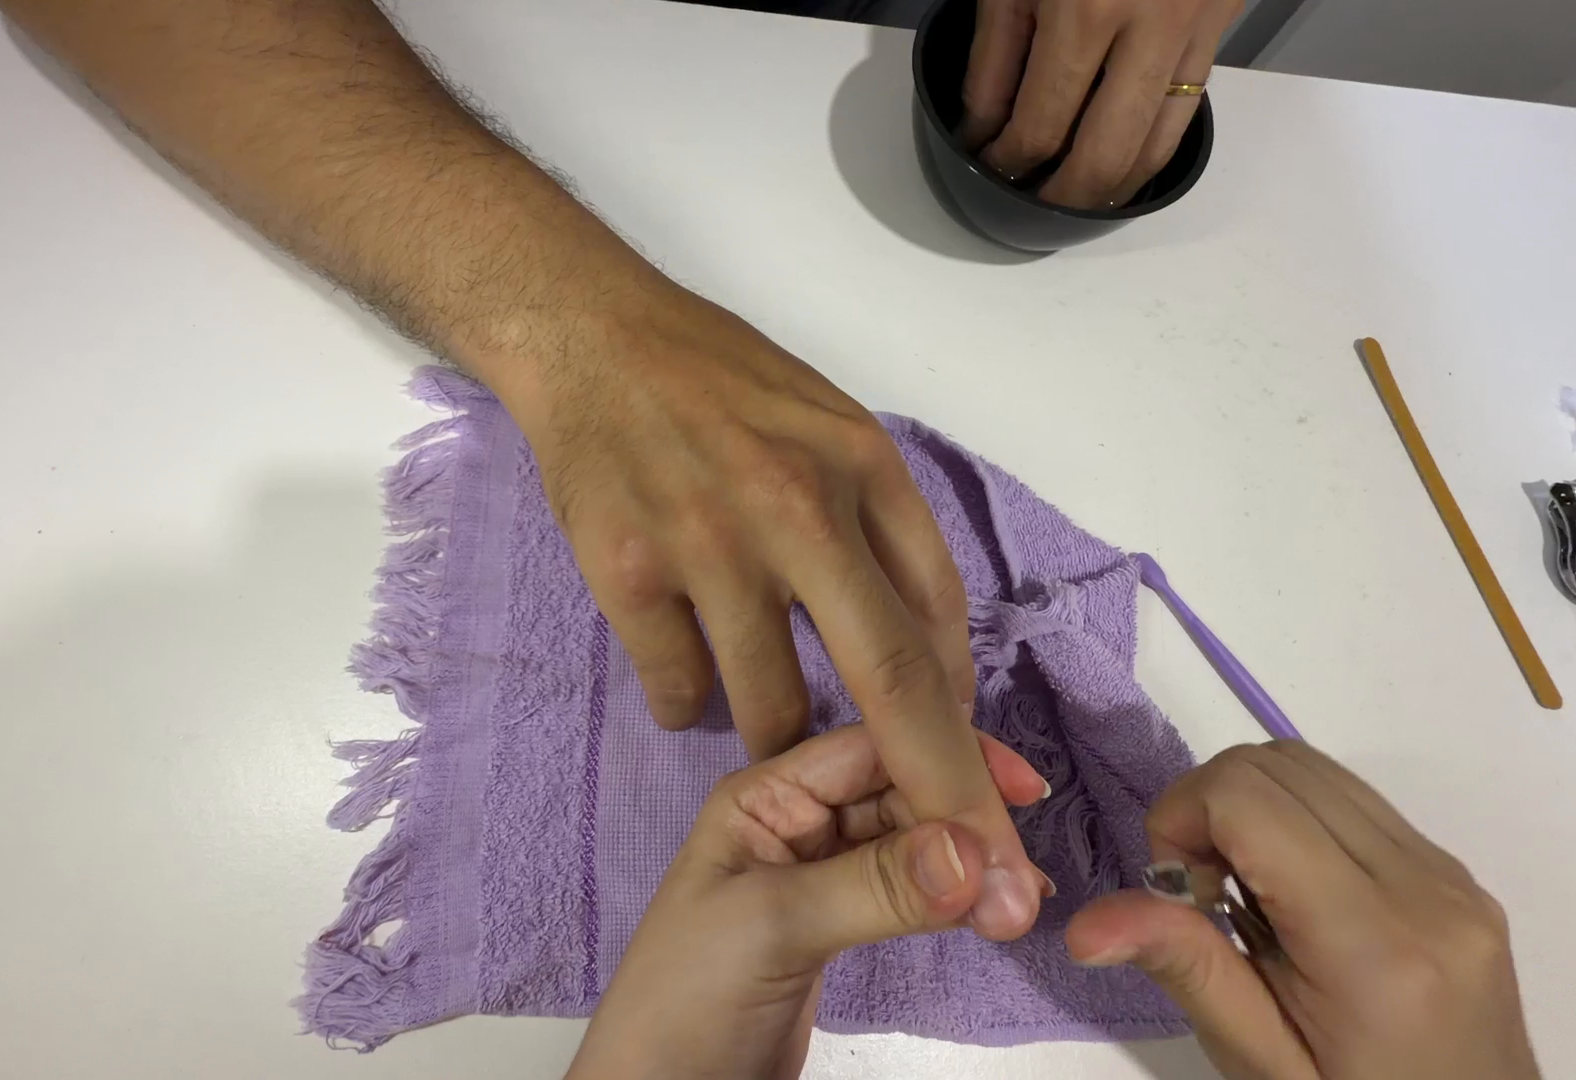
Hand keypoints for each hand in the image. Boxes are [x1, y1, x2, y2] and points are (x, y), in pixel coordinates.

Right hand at [495, 281, 1045, 939]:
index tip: (977, 784)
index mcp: (864, 467)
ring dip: (776, 738)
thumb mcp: (832, 427)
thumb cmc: (719, 381)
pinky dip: (688, 702)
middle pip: (888, 680)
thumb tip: (926, 656)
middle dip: (943, 794)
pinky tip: (686, 672)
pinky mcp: (627, 574)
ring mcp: (708, 545)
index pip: (941, 620)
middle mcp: (796, 510)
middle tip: (981, 878)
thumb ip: (886, 533)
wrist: (594, 340)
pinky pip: (675, 688)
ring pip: (766, 707)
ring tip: (764, 718)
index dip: (963, 718)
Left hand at [566, 723, 1052, 1079]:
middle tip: (1025, 877)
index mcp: (768, 794)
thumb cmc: (690, 996)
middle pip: (899, 792)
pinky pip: (910, 886)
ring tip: (1023, 899)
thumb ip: (874, 886)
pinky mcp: (844, 917)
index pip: (867, 750)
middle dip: (963, 821)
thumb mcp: (775, 926)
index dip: (941, 758)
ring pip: (911, 839)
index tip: (1020, 789)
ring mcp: (823, 868)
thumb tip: (976, 852)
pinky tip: (992, 905)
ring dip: (967, 861)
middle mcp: (798, 817)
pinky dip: (954, 893)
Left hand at [960, 0, 1242, 208]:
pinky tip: (1119, 163)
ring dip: (1108, 190)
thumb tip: (982, 136)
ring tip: (1072, 197)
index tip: (991, 164)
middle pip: (1103, 158)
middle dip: (1058, 196)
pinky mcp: (1225, 19)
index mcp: (1087, 9)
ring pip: (1154, 149)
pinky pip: (1186, 114)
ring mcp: (1198, 24)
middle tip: (1031, 199)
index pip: (1038, 130)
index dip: (1006, 163)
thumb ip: (993, 63)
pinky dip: (1147, 152)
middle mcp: (1153, 26)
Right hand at [1066, 742, 1542, 1079]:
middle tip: (1205, 891)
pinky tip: (1285, 879)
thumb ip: (1183, 969)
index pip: (1244, 796)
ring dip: (1241, 803)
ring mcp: (1447, 872)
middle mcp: (1426, 888)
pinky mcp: (1449, 868)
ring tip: (1243, 882)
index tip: (1182, 895)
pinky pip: (1336, 789)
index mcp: (1376, 944)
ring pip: (1298, 762)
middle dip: (1203, 807)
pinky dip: (1282, 810)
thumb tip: (1081, 927)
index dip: (1181, 819)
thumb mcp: (1258, 1061)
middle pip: (1265, 763)